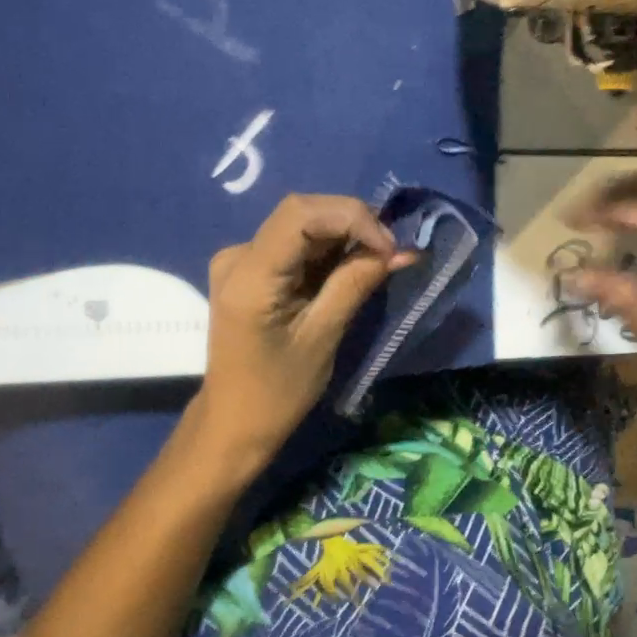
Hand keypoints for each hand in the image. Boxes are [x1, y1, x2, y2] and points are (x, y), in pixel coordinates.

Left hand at [195, 194, 411, 471]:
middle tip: (391, 253)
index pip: (301, 214)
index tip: (389, 248)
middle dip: (352, 224)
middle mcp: (237, 256)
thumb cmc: (278, 391)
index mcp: (250, 275)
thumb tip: (402, 250)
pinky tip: (350, 268)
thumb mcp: (323, 337)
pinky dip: (327, 251)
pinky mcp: (248, 270)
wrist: (234, 422)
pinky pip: (293, 245)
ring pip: (301, 225)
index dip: (352, 217)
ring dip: (343, 236)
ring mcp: (239, 260)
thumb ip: (357, 283)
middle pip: (301, 214)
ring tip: (377, 261)